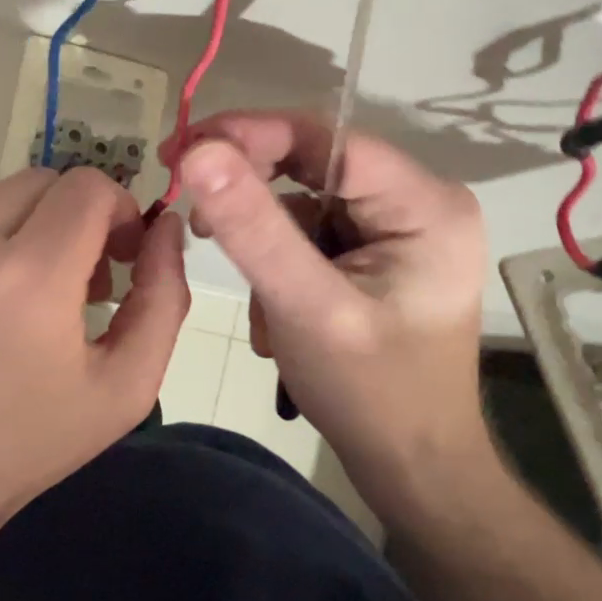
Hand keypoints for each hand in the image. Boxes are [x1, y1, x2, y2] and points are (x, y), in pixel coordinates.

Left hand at [0, 166, 190, 555]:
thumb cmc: (23, 447)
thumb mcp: (123, 388)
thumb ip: (162, 298)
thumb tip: (166, 228)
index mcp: (28, 274)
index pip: (90, 186)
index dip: (121, 213)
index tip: (120, 262)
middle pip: (44, 183)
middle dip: (76, 219)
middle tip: (81, 286)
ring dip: (28, 232)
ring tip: (28, 304)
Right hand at [163, 110, 492, 515]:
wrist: (411, 464)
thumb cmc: (369, 391)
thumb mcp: (303, 305)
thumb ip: (251, 228)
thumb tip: (196, 151)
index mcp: (424, 204)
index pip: (326, 137)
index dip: (249, 135)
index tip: (177, 153)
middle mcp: (418, 202)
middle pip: (314, 164)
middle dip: (249, 192)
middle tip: (188, 213)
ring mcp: (397, 230)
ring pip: (303, 202)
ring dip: (262, 243)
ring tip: (260, 305)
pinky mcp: (375, 256)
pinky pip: (308, 235)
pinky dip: (277, 265)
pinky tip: (276, 313)